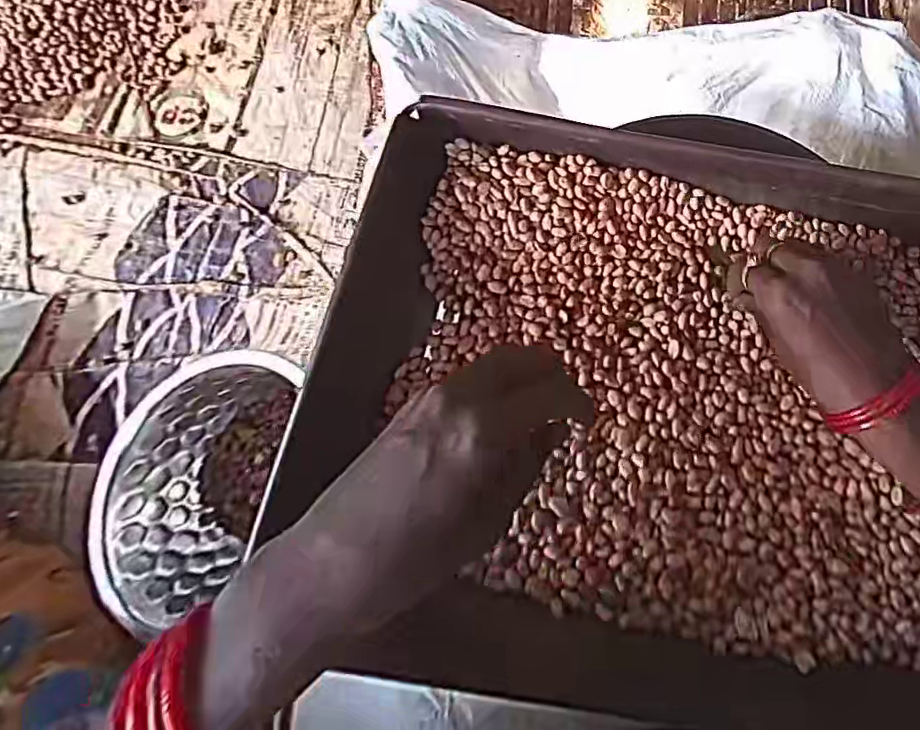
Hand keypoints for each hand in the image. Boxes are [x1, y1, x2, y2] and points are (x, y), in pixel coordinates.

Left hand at [283, 345, 594, 634]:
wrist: (330, 562)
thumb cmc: (415, 558)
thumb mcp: (487, 522)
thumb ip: (525, 465)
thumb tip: (551, 430)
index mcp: (482, 428)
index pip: (548, 392)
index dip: (577, 402)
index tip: (588, 418)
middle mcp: (457, 397)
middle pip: (520, 357)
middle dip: (551, 372)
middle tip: (566, 402)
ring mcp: (431, 395)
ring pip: (493, 362)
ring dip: (522, 375)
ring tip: (537, 410)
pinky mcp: (412, 403)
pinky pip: (468, 378)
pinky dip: (495, 384)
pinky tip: (498, 419)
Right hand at [738, 239, 913, 413]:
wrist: (878, 388)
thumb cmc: (825, 378)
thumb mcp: (781, 346)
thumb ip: (763, 312)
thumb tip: (750, 297)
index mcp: (778, 292)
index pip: (746, 268)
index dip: (739, 279)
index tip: (740, 288)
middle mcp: (803, 271)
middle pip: (770, 245)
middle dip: (762, 261)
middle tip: (761, 280)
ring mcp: (832, 268)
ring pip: (797, 246)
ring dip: (787, 259)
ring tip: (787, 282)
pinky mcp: (854, 272)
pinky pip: (822, 257)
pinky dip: (811, 266)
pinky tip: (811, 288)